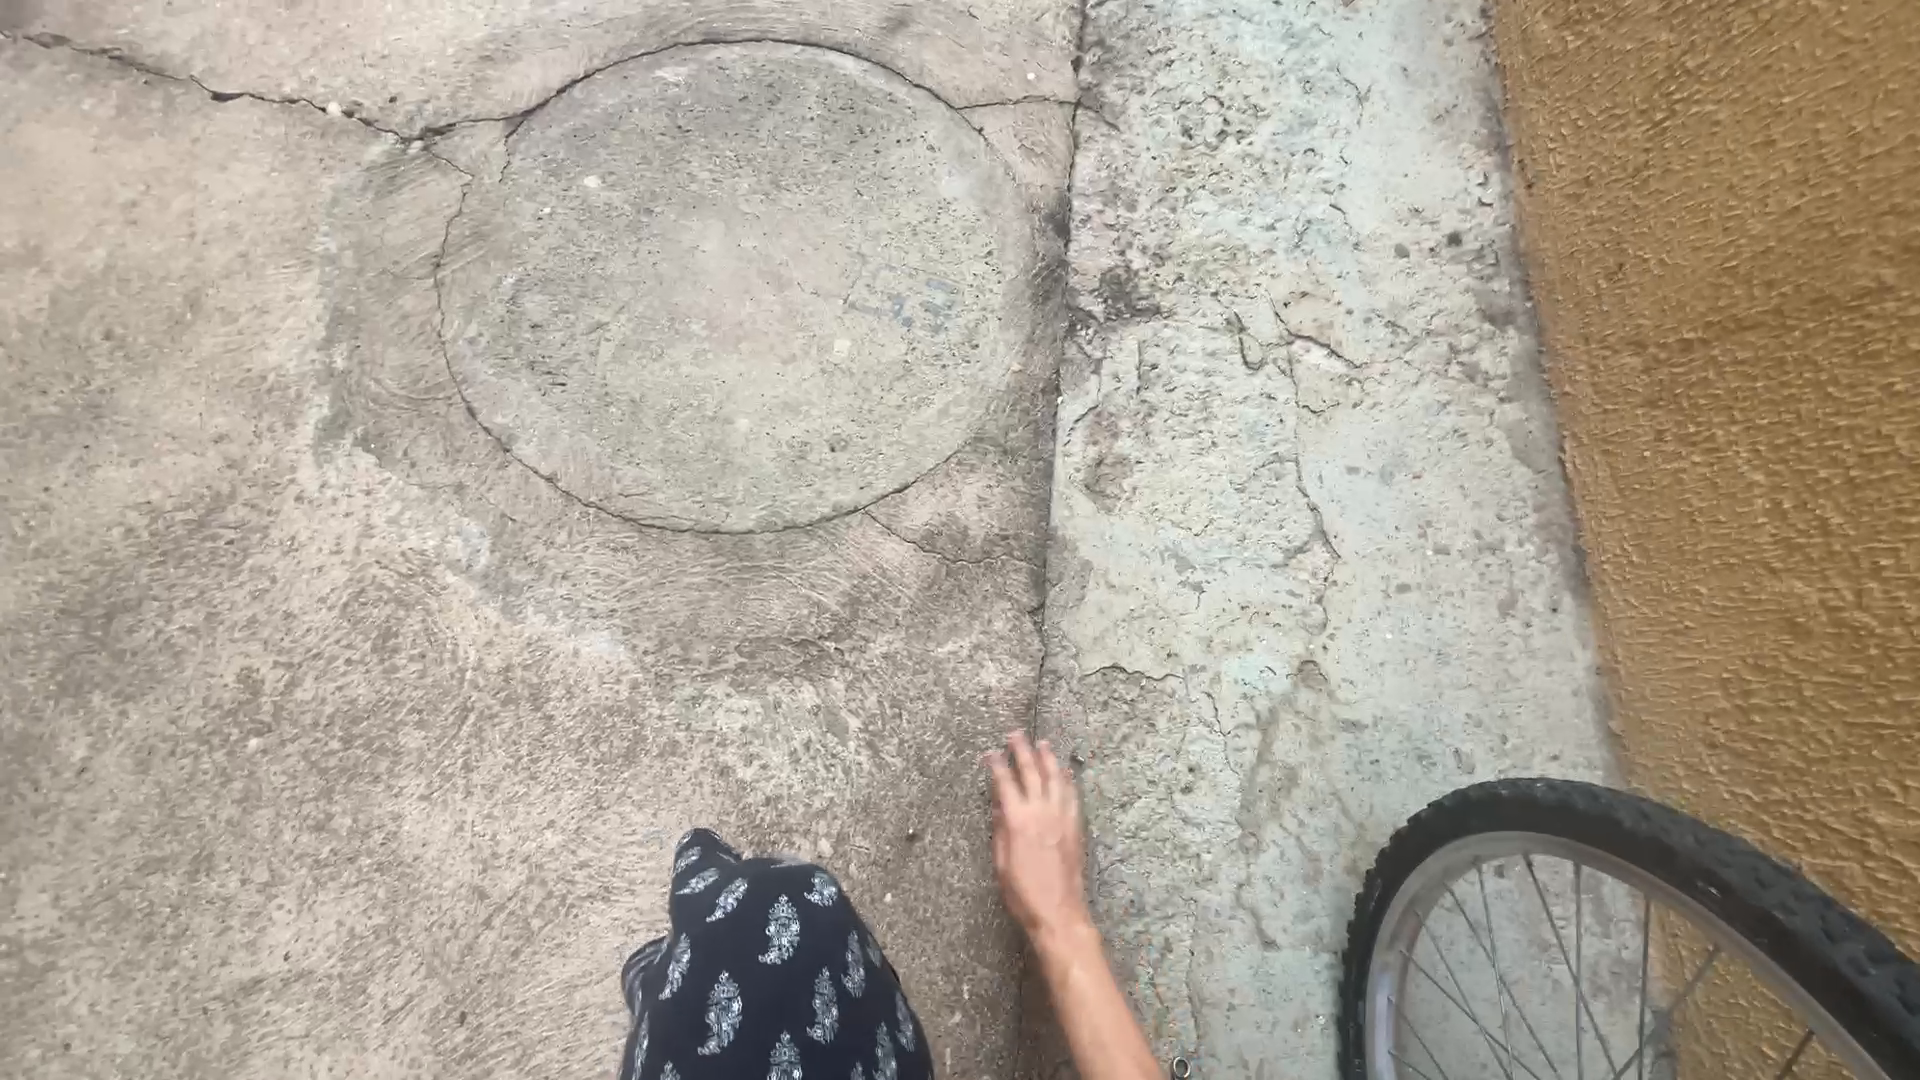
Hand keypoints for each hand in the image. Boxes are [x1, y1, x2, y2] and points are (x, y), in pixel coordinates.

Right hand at [985, 731, 1089, 942]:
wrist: (1059, 912)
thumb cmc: (1024, 893)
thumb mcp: (1001, 863)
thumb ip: (1000, 831)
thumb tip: (998, 807)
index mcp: (1018, 821)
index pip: (1005, 783)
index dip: (996, 765)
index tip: (990, 752)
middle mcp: (1041, 813)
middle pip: (1031, 772)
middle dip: (1022, 751)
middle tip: (1015, 735)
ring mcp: (1061, 818)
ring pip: (1055, 778)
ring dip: (1047, 758)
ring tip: (1042, 743)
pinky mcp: (1075, 827)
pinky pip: (1072, 795)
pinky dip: (1067, 779)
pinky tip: (1064, 771)